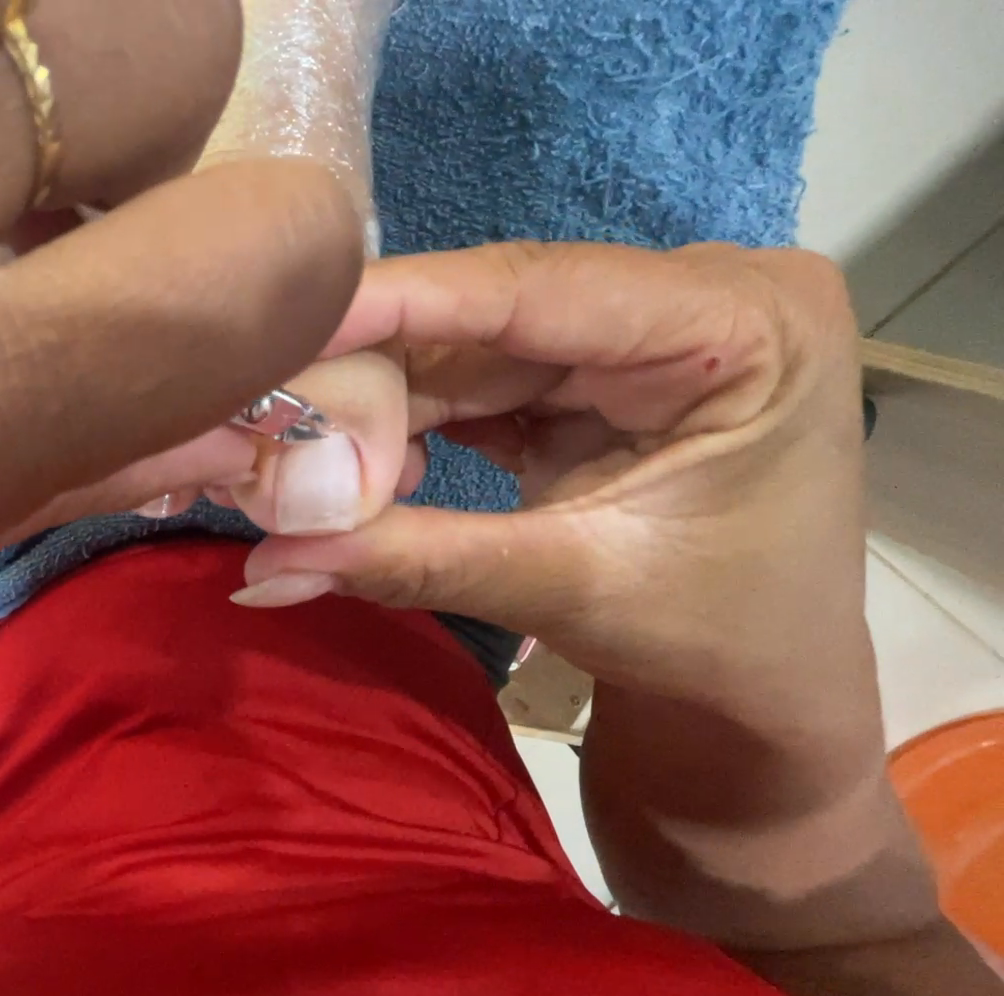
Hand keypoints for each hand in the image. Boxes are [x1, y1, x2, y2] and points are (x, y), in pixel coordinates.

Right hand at [236, 241, 870, 723]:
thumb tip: (264, 568)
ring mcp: (622, 339)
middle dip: (364, 377)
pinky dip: (399, 429)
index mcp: (736, 324)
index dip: (394, 305)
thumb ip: (411, 561)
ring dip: (369, 411)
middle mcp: (679, 302)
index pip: (530, 290)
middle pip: (477, 321)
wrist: (754, 685)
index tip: (280, 327)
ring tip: (292, 460)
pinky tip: (356, 469)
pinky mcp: (577, 380)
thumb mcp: (565, 589)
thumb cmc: (716, 638)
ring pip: (454, 355)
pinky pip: (462, 387)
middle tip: (261, 428)